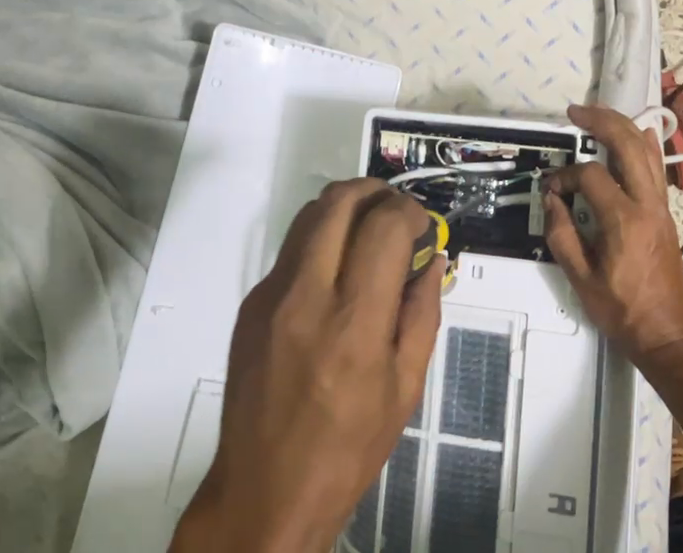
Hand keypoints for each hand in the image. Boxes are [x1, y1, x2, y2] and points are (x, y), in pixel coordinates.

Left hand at [171, 180, 443, 552]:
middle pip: (339, 202)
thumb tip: (432, 260)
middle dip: (376, 192)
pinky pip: (289, 252)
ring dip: (345, 208)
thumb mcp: (405, 386)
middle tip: (397, 211)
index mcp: (354, 321)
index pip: (384, 227)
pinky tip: (336, 273)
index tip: (422, 225)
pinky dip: (320, 241)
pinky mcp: (250, 304)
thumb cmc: (348, 447)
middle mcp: (306, 295)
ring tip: (368, 230)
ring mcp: (270, 295)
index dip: (410, 212)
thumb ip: (422, 312)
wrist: (266, 489)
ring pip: (308, 216)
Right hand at [542, 104, 682, 363]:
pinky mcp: (666, 214)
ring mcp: (661, 207)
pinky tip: (640, 131)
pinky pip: (658, 168)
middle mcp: (648, 204)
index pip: (591, 176)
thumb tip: (552, 200)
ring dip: (623, 126)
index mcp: (624, 220)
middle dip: (601, 122)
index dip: (566, 177)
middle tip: (575, 112)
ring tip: (598, 113)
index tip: (551, 193)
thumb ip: (562, 234)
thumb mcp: (580, 279)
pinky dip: (647, 145)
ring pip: (647, 151)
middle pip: (628, 145)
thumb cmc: (622, 311)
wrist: (668, 334)